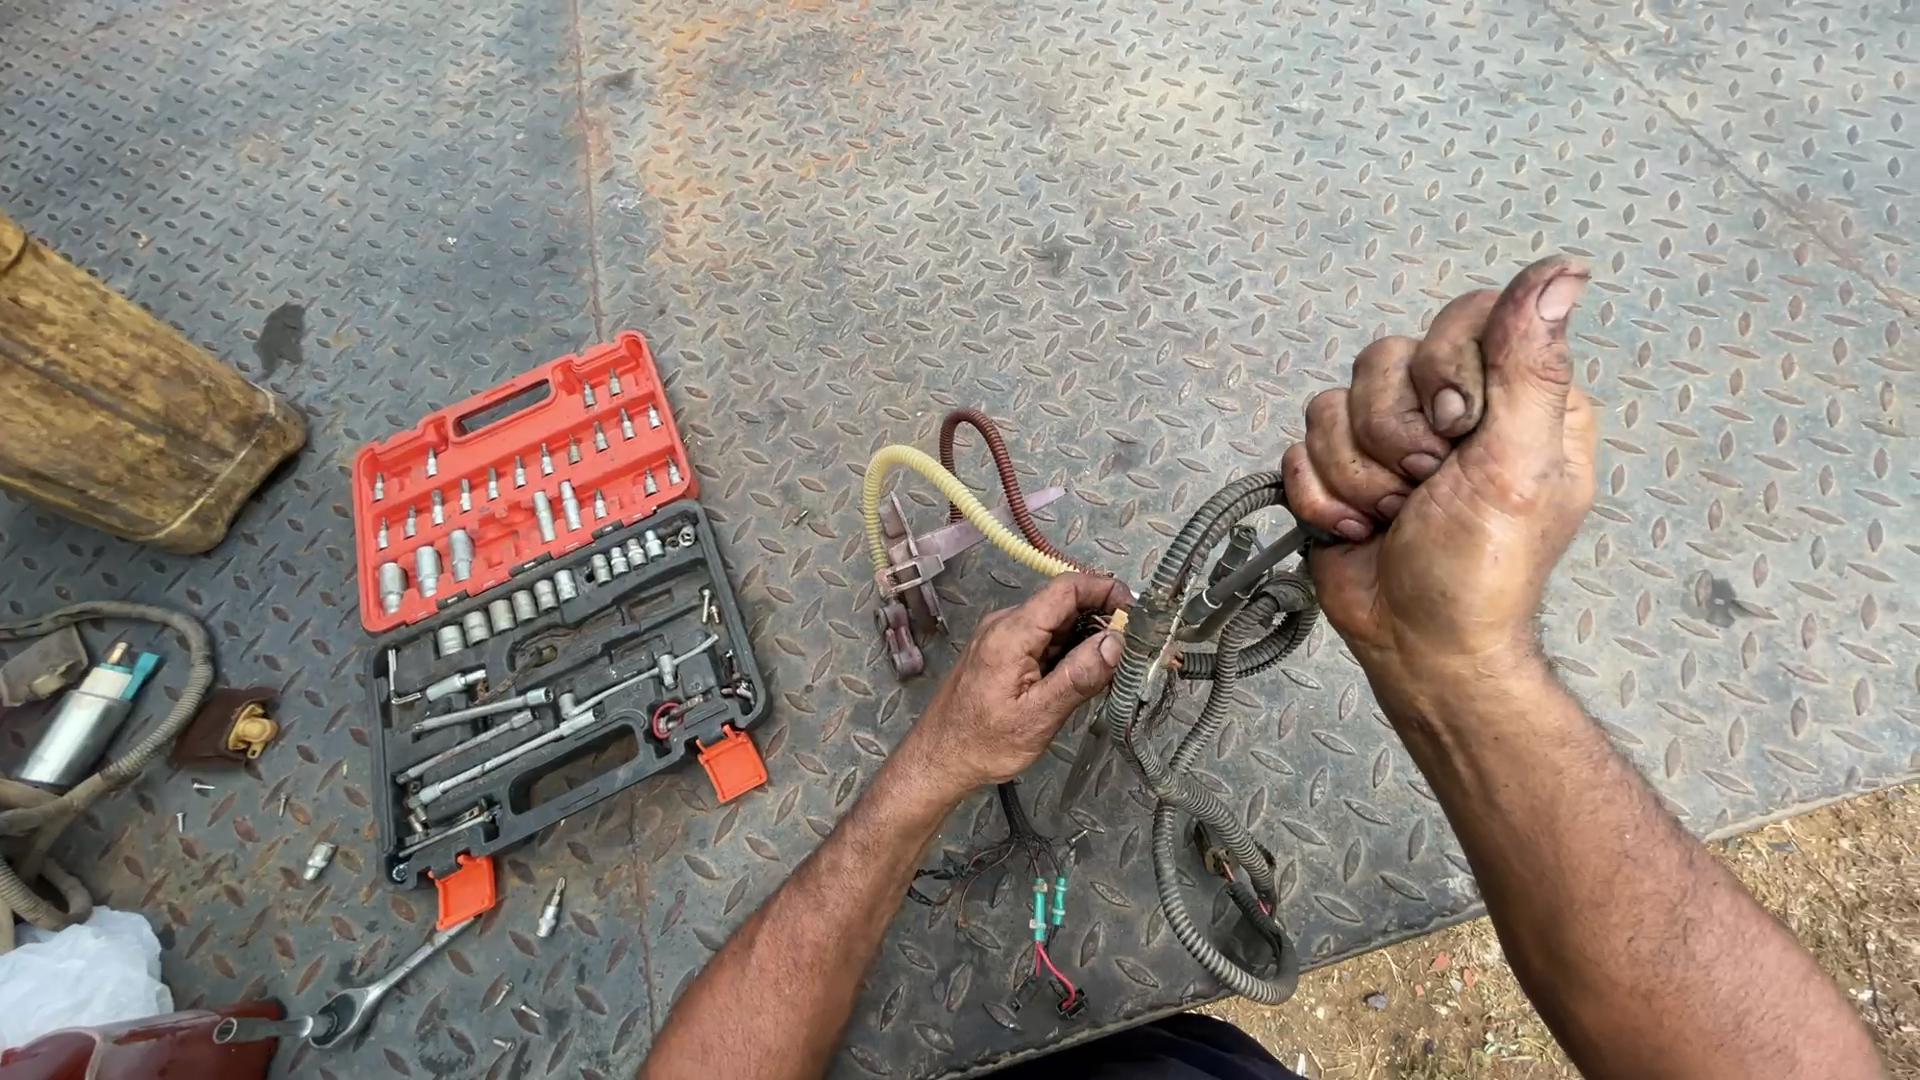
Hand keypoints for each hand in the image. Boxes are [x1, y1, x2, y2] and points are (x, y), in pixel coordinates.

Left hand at [899, 573, 1129, 798]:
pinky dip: (1069, 648)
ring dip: (1088, 635)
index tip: (1136, 613)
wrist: (938, 759)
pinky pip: (1043, 637)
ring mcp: (1002, 636)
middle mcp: (1005, 624)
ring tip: (1116, 664)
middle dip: (1103, 617)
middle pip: (1064, 601)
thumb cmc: (983, 743)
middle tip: (1135, 646)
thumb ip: (1079, 676)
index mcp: (1011, 632)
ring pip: (1056, 620)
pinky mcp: (1002, 651)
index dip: (1105, 590)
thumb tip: (1117, 642)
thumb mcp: (1038, 716)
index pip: (1066, 588)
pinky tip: (1086, 673)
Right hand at [1281, 256, 1597, 708]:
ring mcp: (1379, 439)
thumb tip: (1560, 268)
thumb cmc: (1480, 567)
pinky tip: (1353, 528)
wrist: (1413, 638)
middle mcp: (1441, 407)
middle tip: (1423, 486)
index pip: (1464, 317)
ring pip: (1328, 406)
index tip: (1457, 429)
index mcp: (1510, 396)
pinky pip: (1297, 450)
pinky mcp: (1331, 470)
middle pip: (1382, 360)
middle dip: (1392, 437)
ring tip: (1388, 516)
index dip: (1443, 367)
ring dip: (1354, 476)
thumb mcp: (1517, 468)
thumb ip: (1527, 369)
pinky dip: (1319, 498)